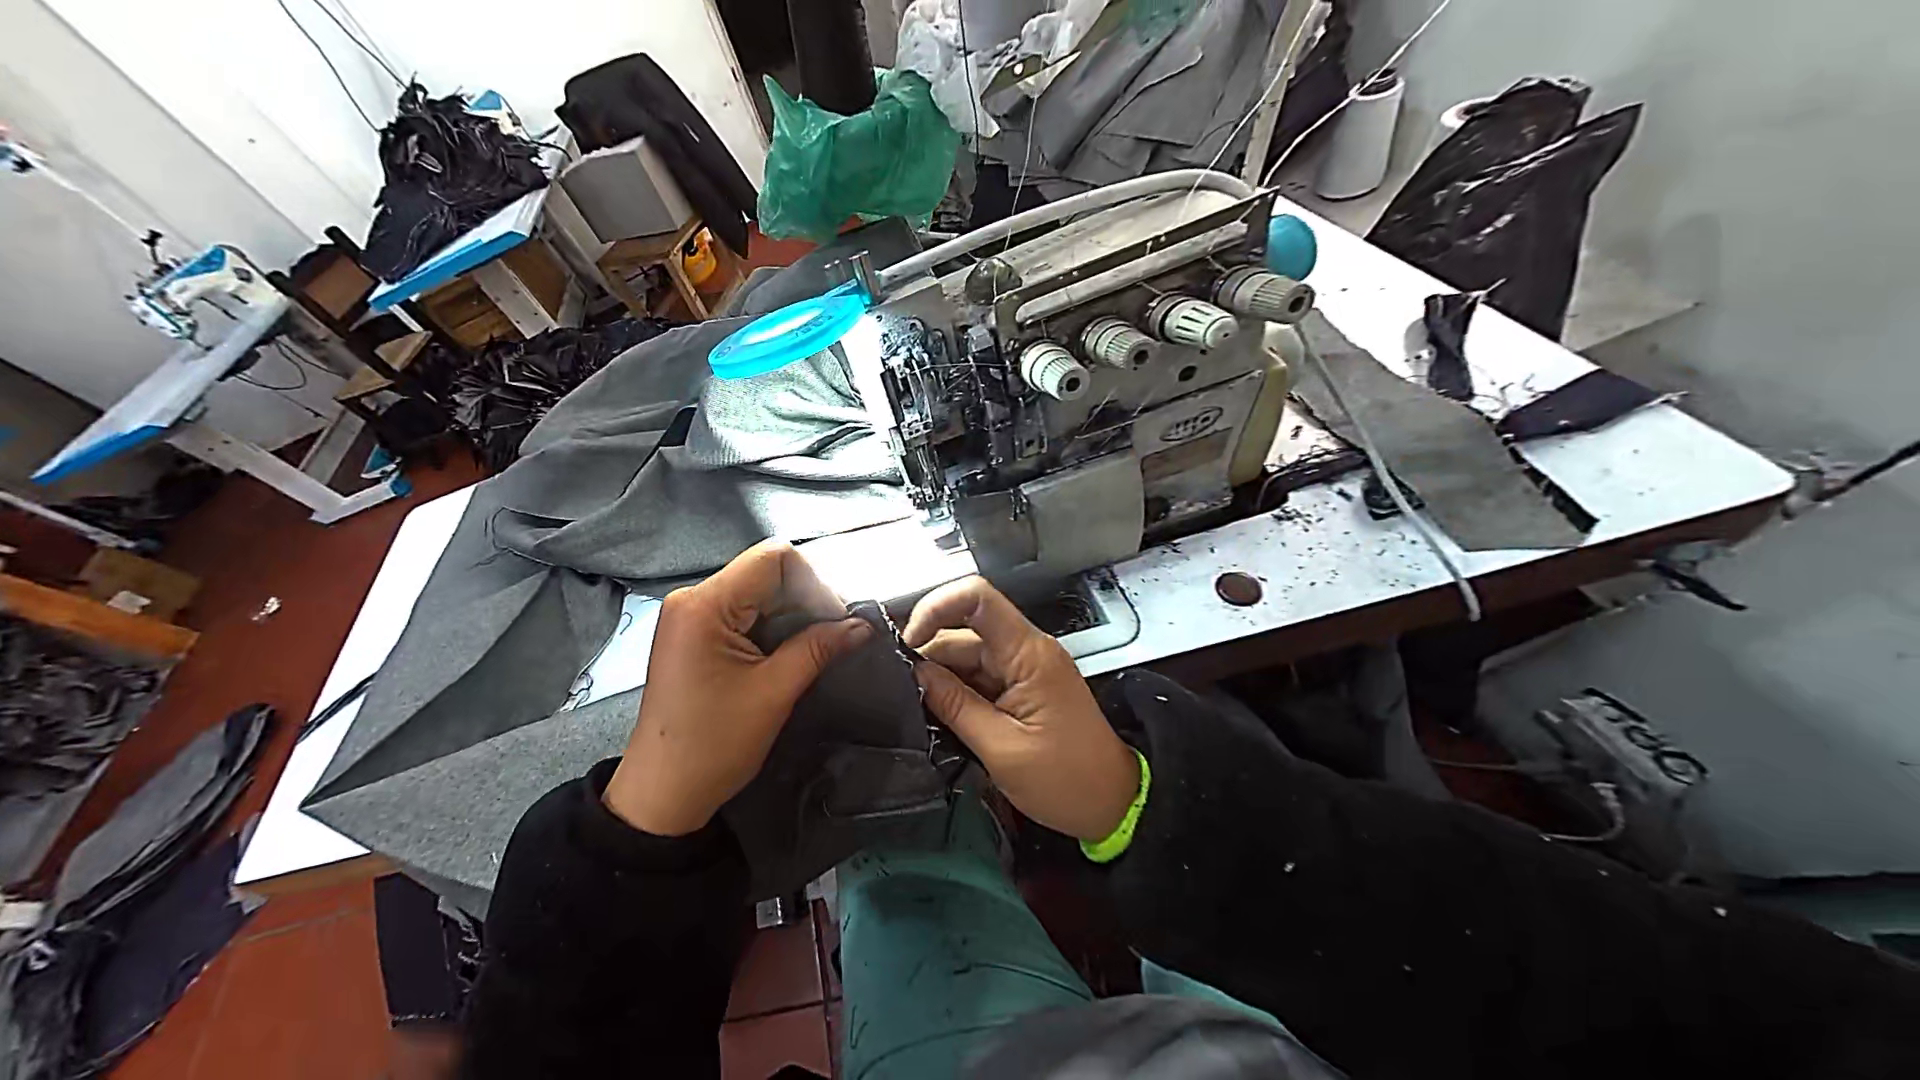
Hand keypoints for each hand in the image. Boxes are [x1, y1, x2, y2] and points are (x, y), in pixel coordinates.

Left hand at [604, 542, 872, 835]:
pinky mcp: (697, 634)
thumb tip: (862, 626)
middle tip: (833, 640)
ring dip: (794, 618)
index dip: (815, 584)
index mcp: (705, 605)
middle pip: (768, 573)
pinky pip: (747, 613)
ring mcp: (692, 616)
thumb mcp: (775, 692)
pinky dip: (775, 629)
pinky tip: (789, 656)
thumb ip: (820, 648)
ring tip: (814, 652)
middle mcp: (694, 599)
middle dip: (807, 602)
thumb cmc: (714, 744)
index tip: (836, 623)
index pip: (775, 558)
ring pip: (761, 594)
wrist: (663, 794)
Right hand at [904, 577, 1139, 842]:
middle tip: (903, 693)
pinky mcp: (1024, 685)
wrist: (1113, 802)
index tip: (908, 643)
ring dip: (941, 677)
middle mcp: (1027, 650)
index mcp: (1029, 654)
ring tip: (919, 709)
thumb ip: (955, 706)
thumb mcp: (1002, 748)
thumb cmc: (1066, 780)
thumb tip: (916, 674)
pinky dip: (957, 690)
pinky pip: (980, 675)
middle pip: (965, 630)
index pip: (977, 598)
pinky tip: (940, 713)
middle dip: (930, 656)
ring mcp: (1026, 667)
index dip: (936, 607)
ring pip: (968, 654)